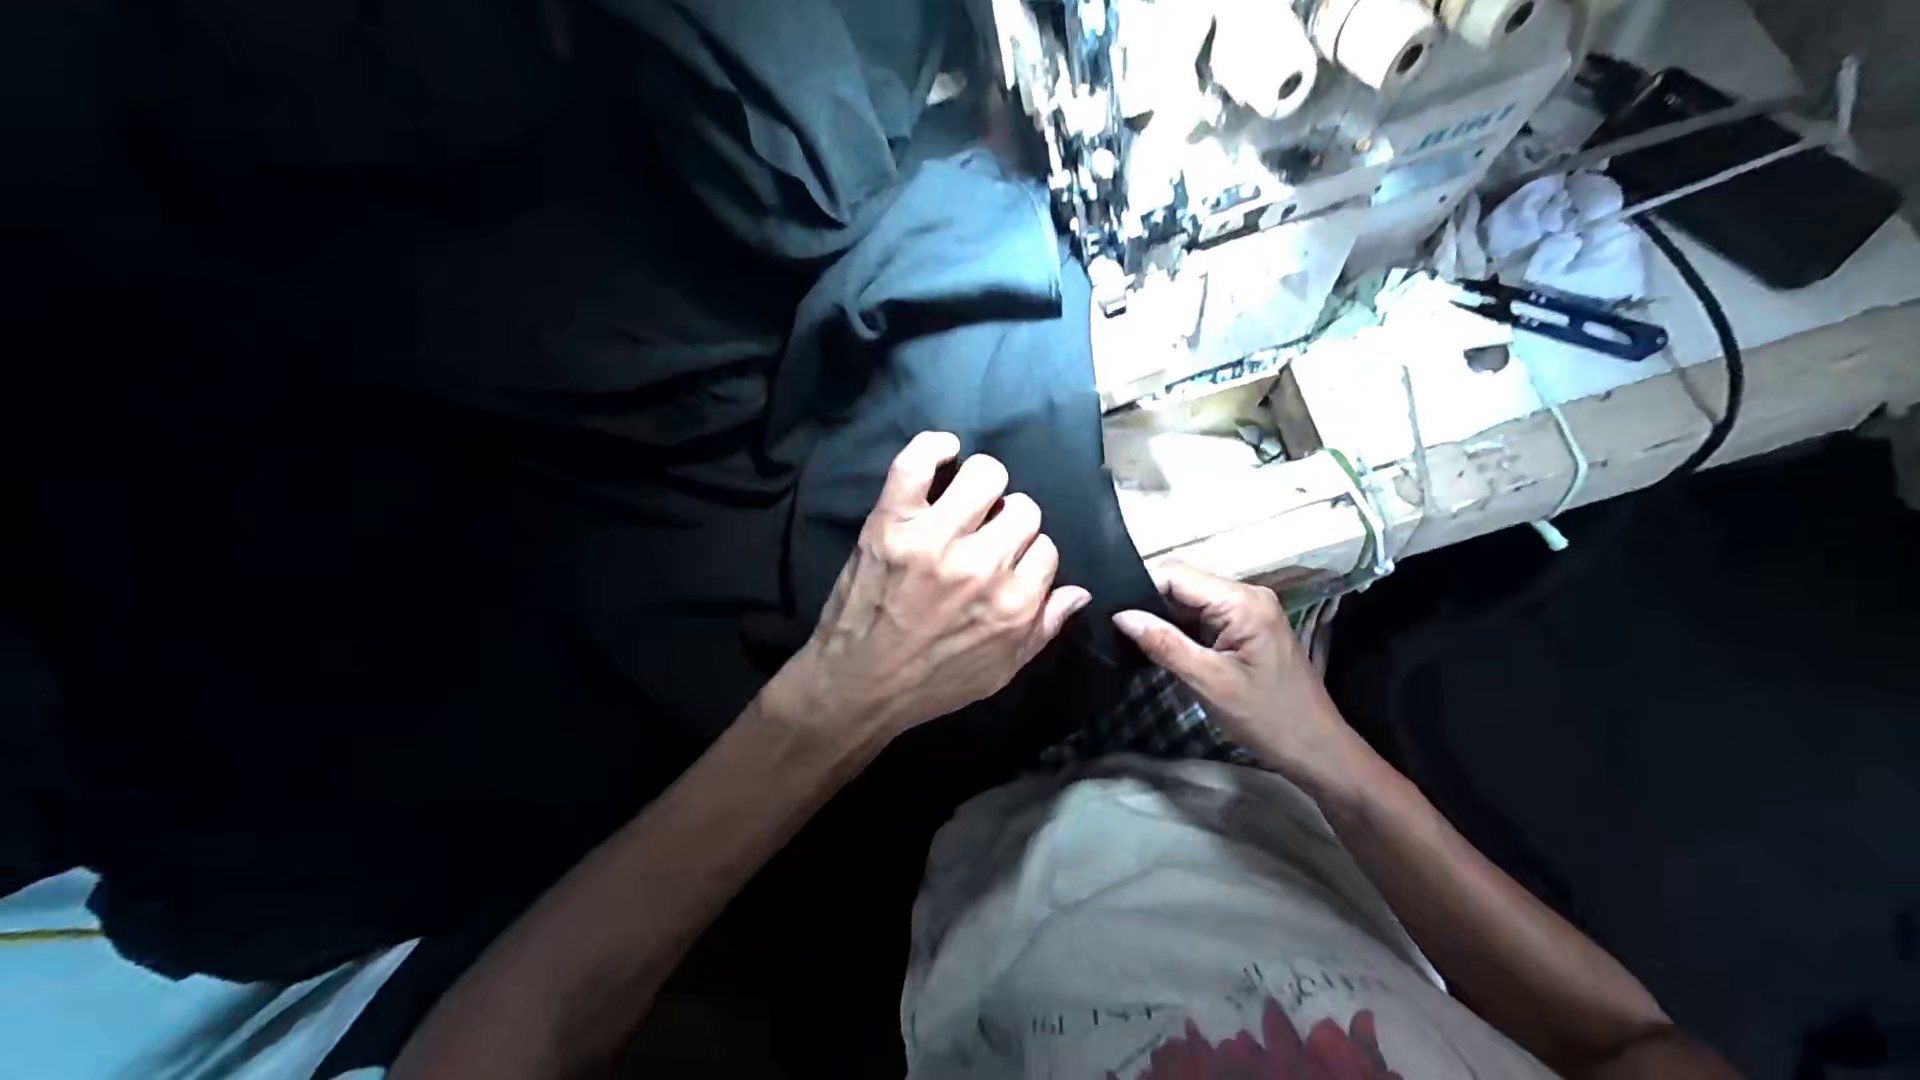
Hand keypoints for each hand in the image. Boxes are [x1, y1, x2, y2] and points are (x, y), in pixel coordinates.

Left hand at [769, 432, 1091, 748]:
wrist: (858, 685)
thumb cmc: (933, 683)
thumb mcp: (1002, 670)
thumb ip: (1045, 628)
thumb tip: (1080, 591)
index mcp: (1013, 603)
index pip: (1046, 548)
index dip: (1029, 555)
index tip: (1008, 564)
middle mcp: (980, 565)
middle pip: (1023, 510)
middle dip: (1010, 522)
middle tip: (985, 537)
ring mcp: (933, 539)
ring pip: (985, 477)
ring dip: (984, 486)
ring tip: (968, 503)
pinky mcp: (891, 523)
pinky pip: (915, 463)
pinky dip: (932, 448)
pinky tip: (944, 453)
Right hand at [1111, 563, 1375, 794]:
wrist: (1316, 749)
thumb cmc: (1267, 718)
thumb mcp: (1209, 682)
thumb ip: (1164, 644)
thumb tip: (1121, 615)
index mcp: (1242, 601)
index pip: (1176, 575)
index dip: (1140, 588)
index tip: (1110, 612)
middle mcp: (1246, 594)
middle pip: (1182, 582)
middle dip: (1148, 601)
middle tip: (1114, 627)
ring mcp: (1247, 609)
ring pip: (1188, 598)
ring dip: (1162, 615)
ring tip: (1130, 635)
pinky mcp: (1244, 625)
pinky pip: (1201, 614)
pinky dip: (1179, 627)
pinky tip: (1159, 643)